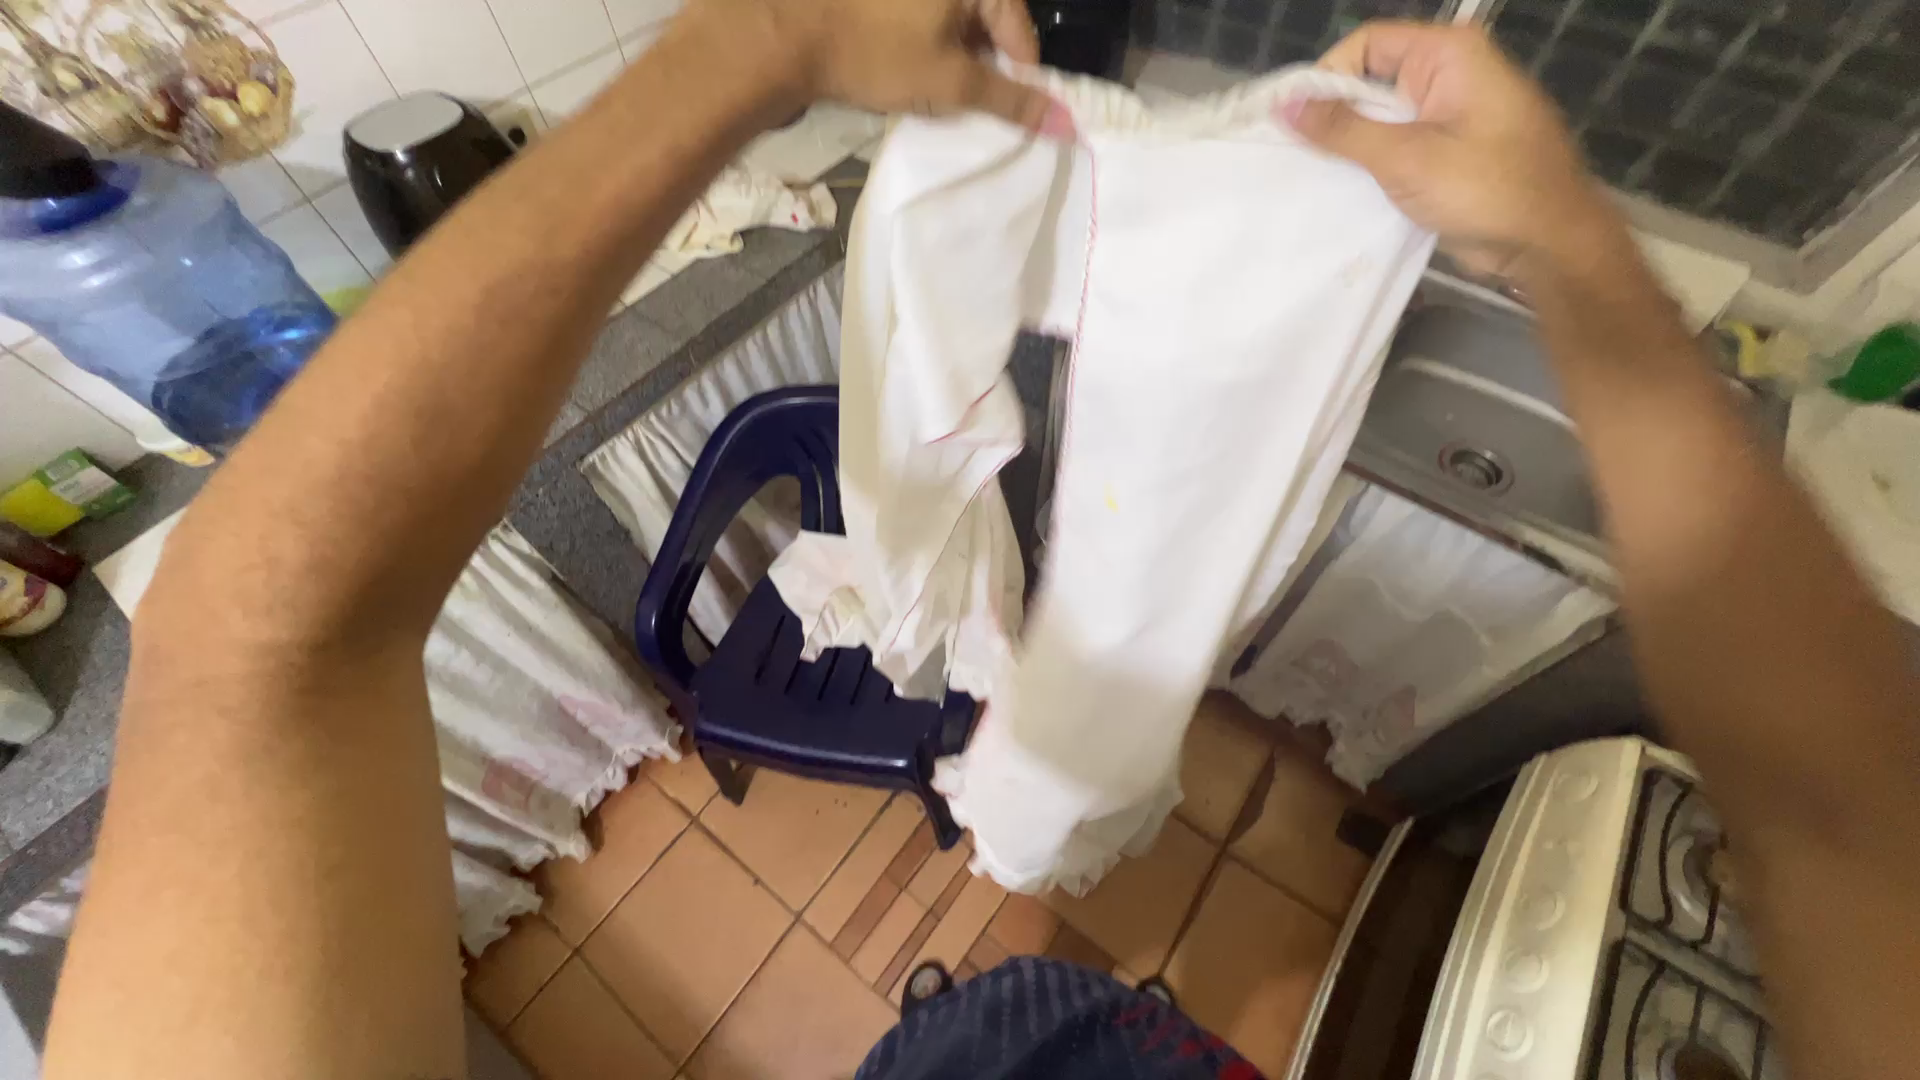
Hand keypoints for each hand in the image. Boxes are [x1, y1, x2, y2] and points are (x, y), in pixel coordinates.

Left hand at [687, 0, 1071, 135]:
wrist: (790, 35)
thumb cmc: (878, 53)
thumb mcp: (952, 83)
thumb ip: (1011, 102)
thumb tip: (1066, 123)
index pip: (1020, 30)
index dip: (1018, 79)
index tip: (1008, 116)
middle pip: (989, 25)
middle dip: (984, 72)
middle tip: (969, 112)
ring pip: (958, 27)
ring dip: (956, 66)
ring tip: (937, 96)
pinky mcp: (891, 2)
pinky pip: (928, 24)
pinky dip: (929, 52)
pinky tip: (912, 76)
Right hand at [1284, 21, 1612, 278]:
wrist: (1545, 240)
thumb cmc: (1484, 188)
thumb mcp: (1406, 157)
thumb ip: (1343, 130)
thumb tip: (1286, 106)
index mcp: (1447, 55)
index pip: (1367, 44)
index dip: (1326, 77)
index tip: (1294, 122)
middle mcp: (1447, 74)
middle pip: (1370, 78)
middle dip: (1332, 114)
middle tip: (1296, 155)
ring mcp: (1446, 114)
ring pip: (1378, 116)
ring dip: (1346, 144)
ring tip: (1314, 174)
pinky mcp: (1443, 151)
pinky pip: (1393, 145)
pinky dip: (1367, 163)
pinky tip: (1345, 188)